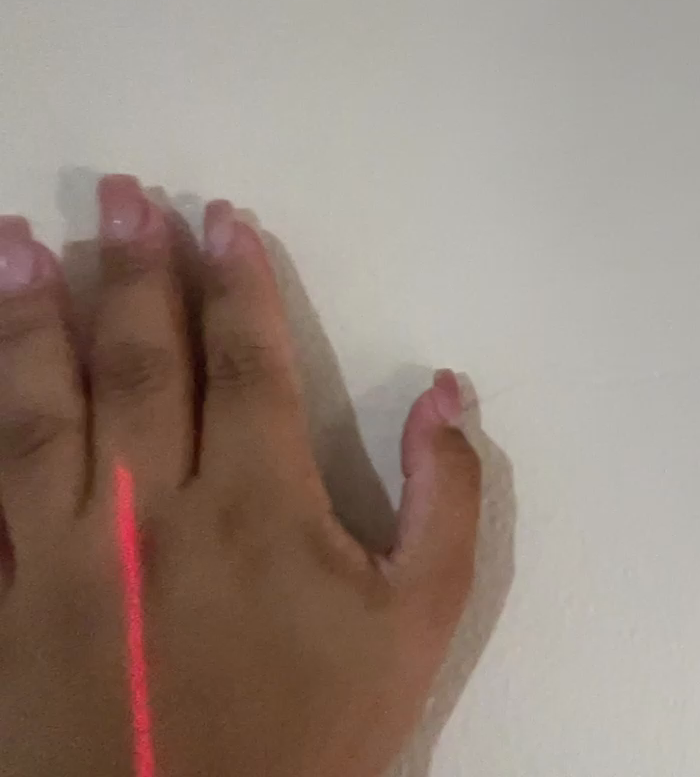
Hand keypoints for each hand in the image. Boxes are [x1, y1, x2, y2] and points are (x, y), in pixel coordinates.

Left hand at [0, 176, 479, 776]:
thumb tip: (445, 391)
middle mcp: (145, 513)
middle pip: (137, 366)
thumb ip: (447, 491)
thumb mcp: (427, 606)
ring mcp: (51, 559)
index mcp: (257, 506)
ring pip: (34, 411)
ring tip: (20, 243)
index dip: (237, 285)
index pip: (247, 365)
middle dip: (132, 272)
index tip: (224, 219)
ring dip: (29, 319)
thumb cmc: (329, 713)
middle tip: (123, 194)